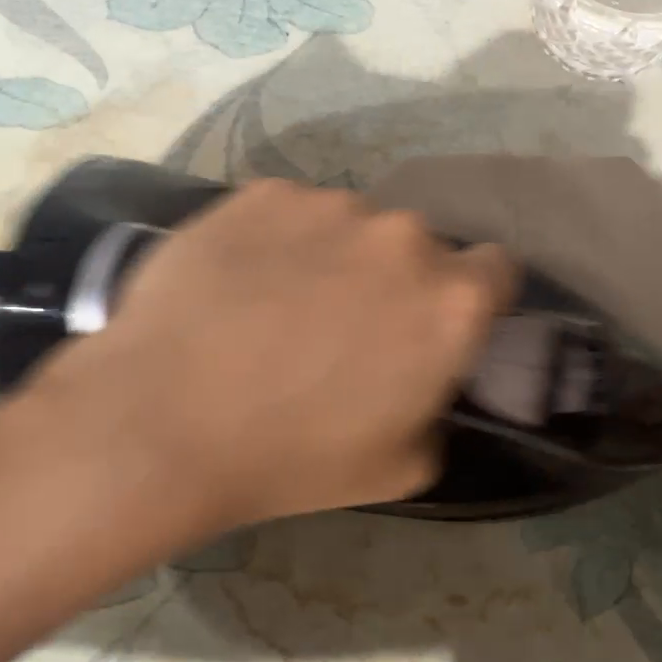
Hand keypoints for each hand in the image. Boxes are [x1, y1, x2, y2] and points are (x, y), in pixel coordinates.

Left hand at [7, 179, 515, 548]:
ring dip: (341, 256)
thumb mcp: (399, 467)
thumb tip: (427, 386)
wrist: (160, 421)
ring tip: (285, 303)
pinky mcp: (266, 193)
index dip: (480, 295)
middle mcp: (405, 239)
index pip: (501, 269)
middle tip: (354, 324)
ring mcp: (332, 206)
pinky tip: (243, 282)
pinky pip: (295, 211)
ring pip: (357, 226)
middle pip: (424, 248)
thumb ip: (437, 413)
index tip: (446, 321)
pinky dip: (283, 239)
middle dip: (402, 280)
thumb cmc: (291, 456)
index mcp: (452, 303)